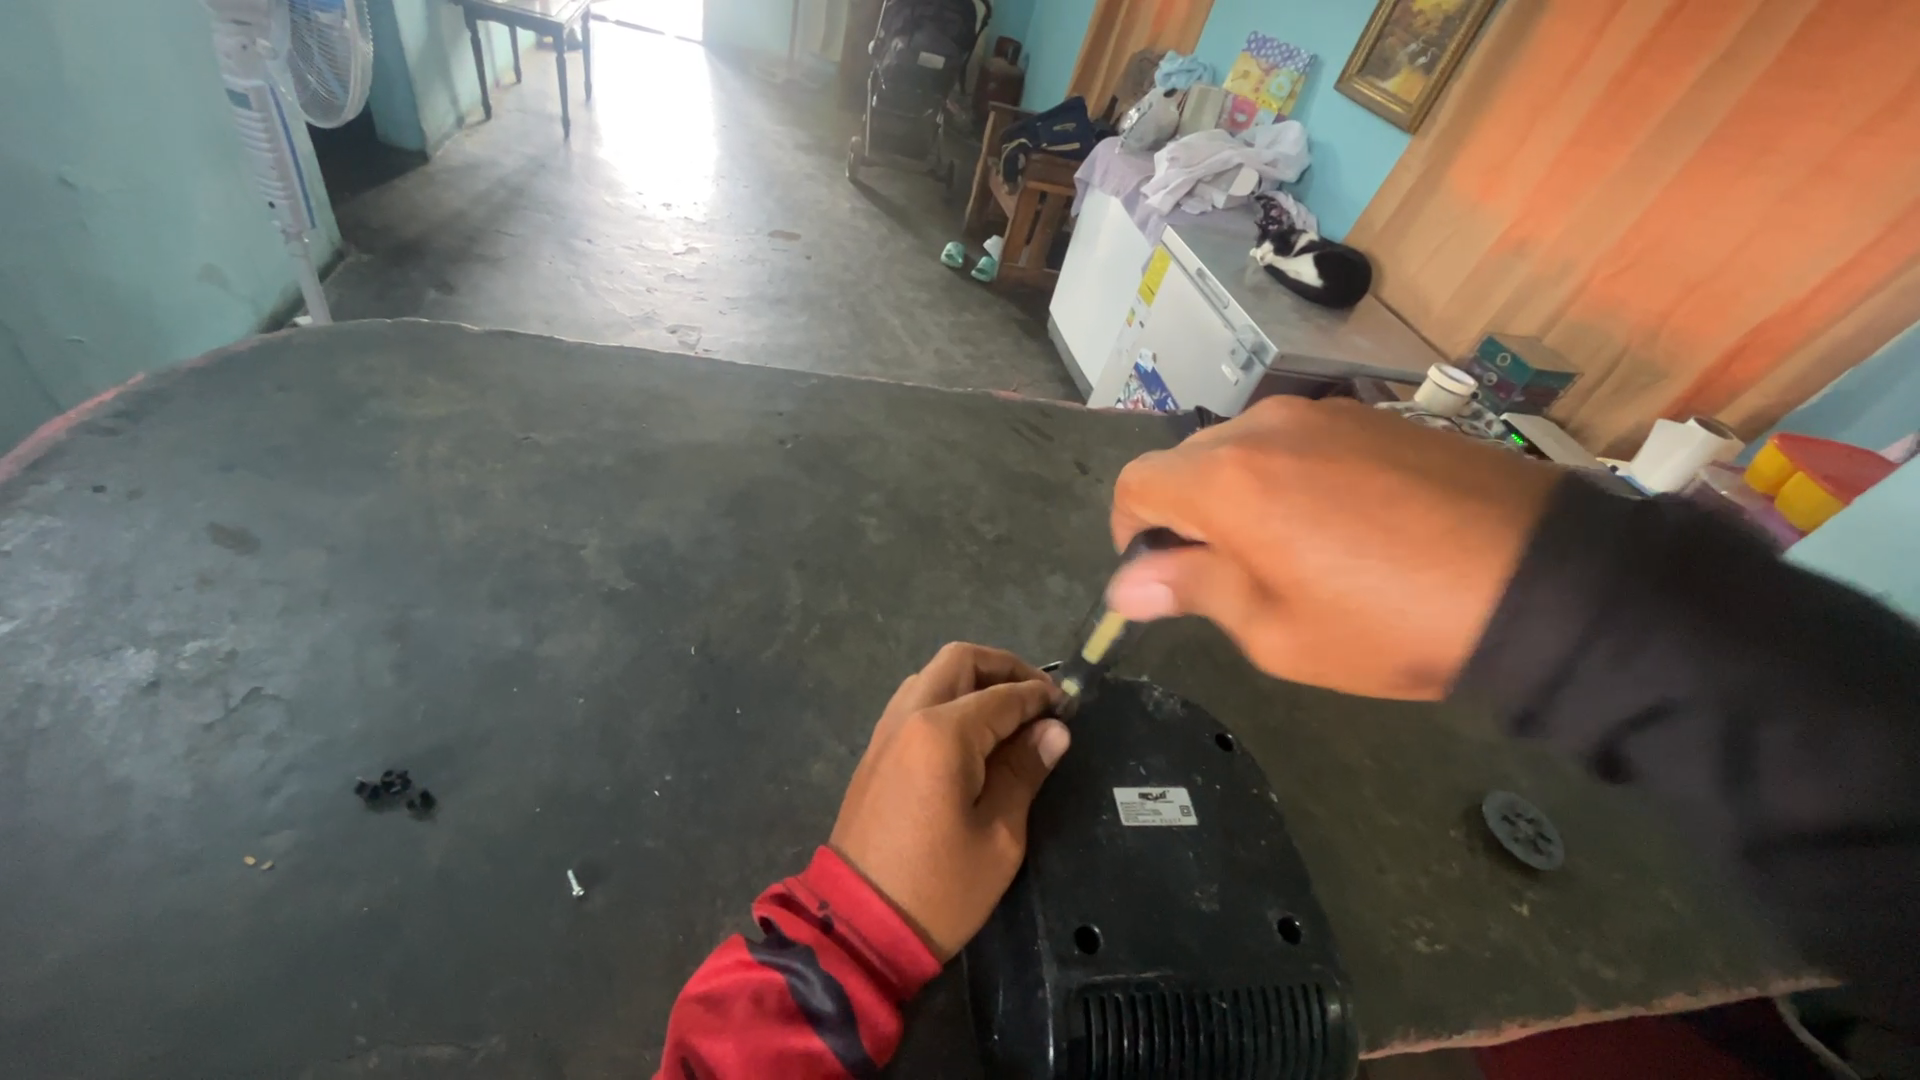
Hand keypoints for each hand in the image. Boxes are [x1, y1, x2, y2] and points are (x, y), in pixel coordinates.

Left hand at [829, 643, 1071, 959]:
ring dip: (972, 681)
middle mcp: (909, 716)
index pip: (1003, 695)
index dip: (1040, 696)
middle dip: (1003, 668)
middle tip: (1038, 698)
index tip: (1068, 706)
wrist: (857, 928)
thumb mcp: (999, 835)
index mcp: (942, 733)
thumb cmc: (939, 888)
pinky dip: (947, 700)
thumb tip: (1054, 730)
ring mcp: (886, 731)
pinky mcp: (875, 751)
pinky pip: (914, 703)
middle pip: (959, 660)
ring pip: (932, 676)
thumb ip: (1025, 771)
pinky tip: (973, 735)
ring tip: (1009, 715)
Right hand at [1107, 397, 1559, 699]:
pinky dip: (1288, 476)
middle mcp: (1262, 428)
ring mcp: (1323, 414)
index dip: (1132, 531)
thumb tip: (1126, 584)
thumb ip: (1191, 591)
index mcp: (1226, 480)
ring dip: (1238, 493)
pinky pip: (1297, 440)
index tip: (1162, 574)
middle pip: (1186, 462)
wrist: (1545, 584)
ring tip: (1293, 548)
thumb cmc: (1390, 624)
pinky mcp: (1372, 415)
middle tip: (1232, 574)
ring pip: (1241, 448)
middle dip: (1187, 515)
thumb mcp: (1276, 632)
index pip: (1136, 484)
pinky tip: (1342, 521)